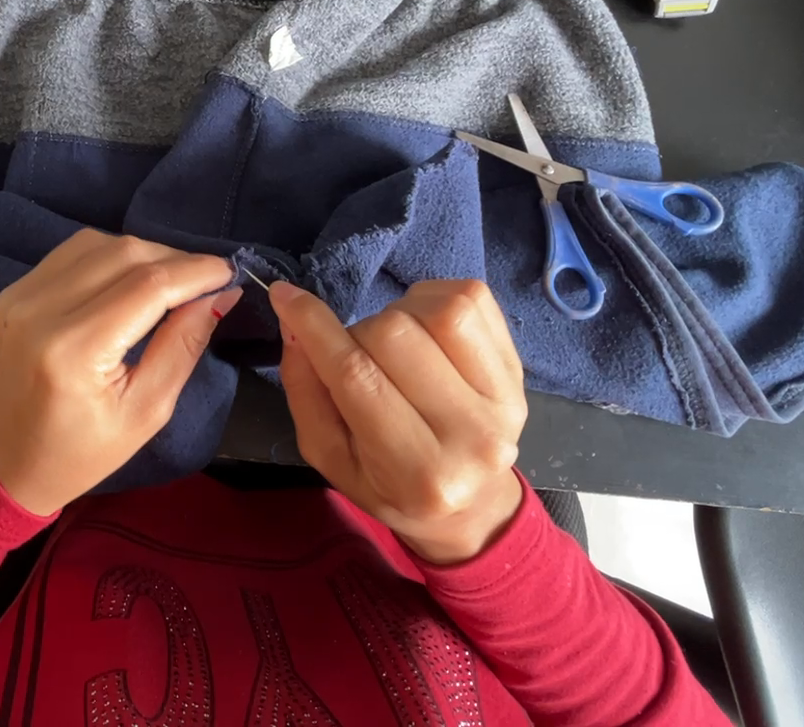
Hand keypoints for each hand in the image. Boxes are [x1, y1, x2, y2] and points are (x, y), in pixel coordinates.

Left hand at [0, 230, 238, 515]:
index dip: (194, 272)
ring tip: (172, 281)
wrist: (8, 461)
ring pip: (98, 244)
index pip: (147, 286)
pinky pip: (72, 252)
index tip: (228, 271)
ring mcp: (21, 295)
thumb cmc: (83, 452)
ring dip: (143, 253)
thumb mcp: (147, 411)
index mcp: (73, 350)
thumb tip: (221, 294)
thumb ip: (183, 345)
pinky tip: (129, 278)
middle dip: (174, 259)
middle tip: (206, 280)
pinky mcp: (14, 291)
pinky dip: (109, 256)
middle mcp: (40, 310)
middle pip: (124, 254)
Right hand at [271, 279, 528, 563]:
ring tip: (393, 343)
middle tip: (356, 354)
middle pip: (392, 334)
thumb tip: (293, 323)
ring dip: (397, 313)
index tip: (283, 295)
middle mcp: (469, 435)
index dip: (313, 325)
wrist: (471, 508)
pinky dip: (432, 297)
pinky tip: (423, 325)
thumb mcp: (327, 453)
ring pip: (436, 311)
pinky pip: (470, 297)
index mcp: (414, 470)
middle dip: (356, 332)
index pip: (356, 375)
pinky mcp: (519, 368)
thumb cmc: (386, 482)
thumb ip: (304, 389)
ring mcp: (504, 399)